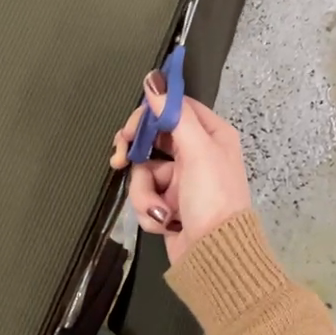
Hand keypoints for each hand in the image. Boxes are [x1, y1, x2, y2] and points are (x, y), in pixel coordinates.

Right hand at [109, 78, 252, 261]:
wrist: (216, 257)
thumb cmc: (213, 198)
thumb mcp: (197, 151)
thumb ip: (173, 114)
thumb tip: (154, 78)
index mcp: (212, 135)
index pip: (174, 109)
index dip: (150, 115)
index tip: (130, 128)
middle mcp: (198, 153)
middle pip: (153, 139)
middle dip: (136, 155)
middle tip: (120, 160)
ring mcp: (182, 180)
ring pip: (144, 171)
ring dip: (145, 192)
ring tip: (160, 210)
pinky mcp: (169, 204)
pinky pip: (146, 196)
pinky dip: (150, 210)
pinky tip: (165, 223)